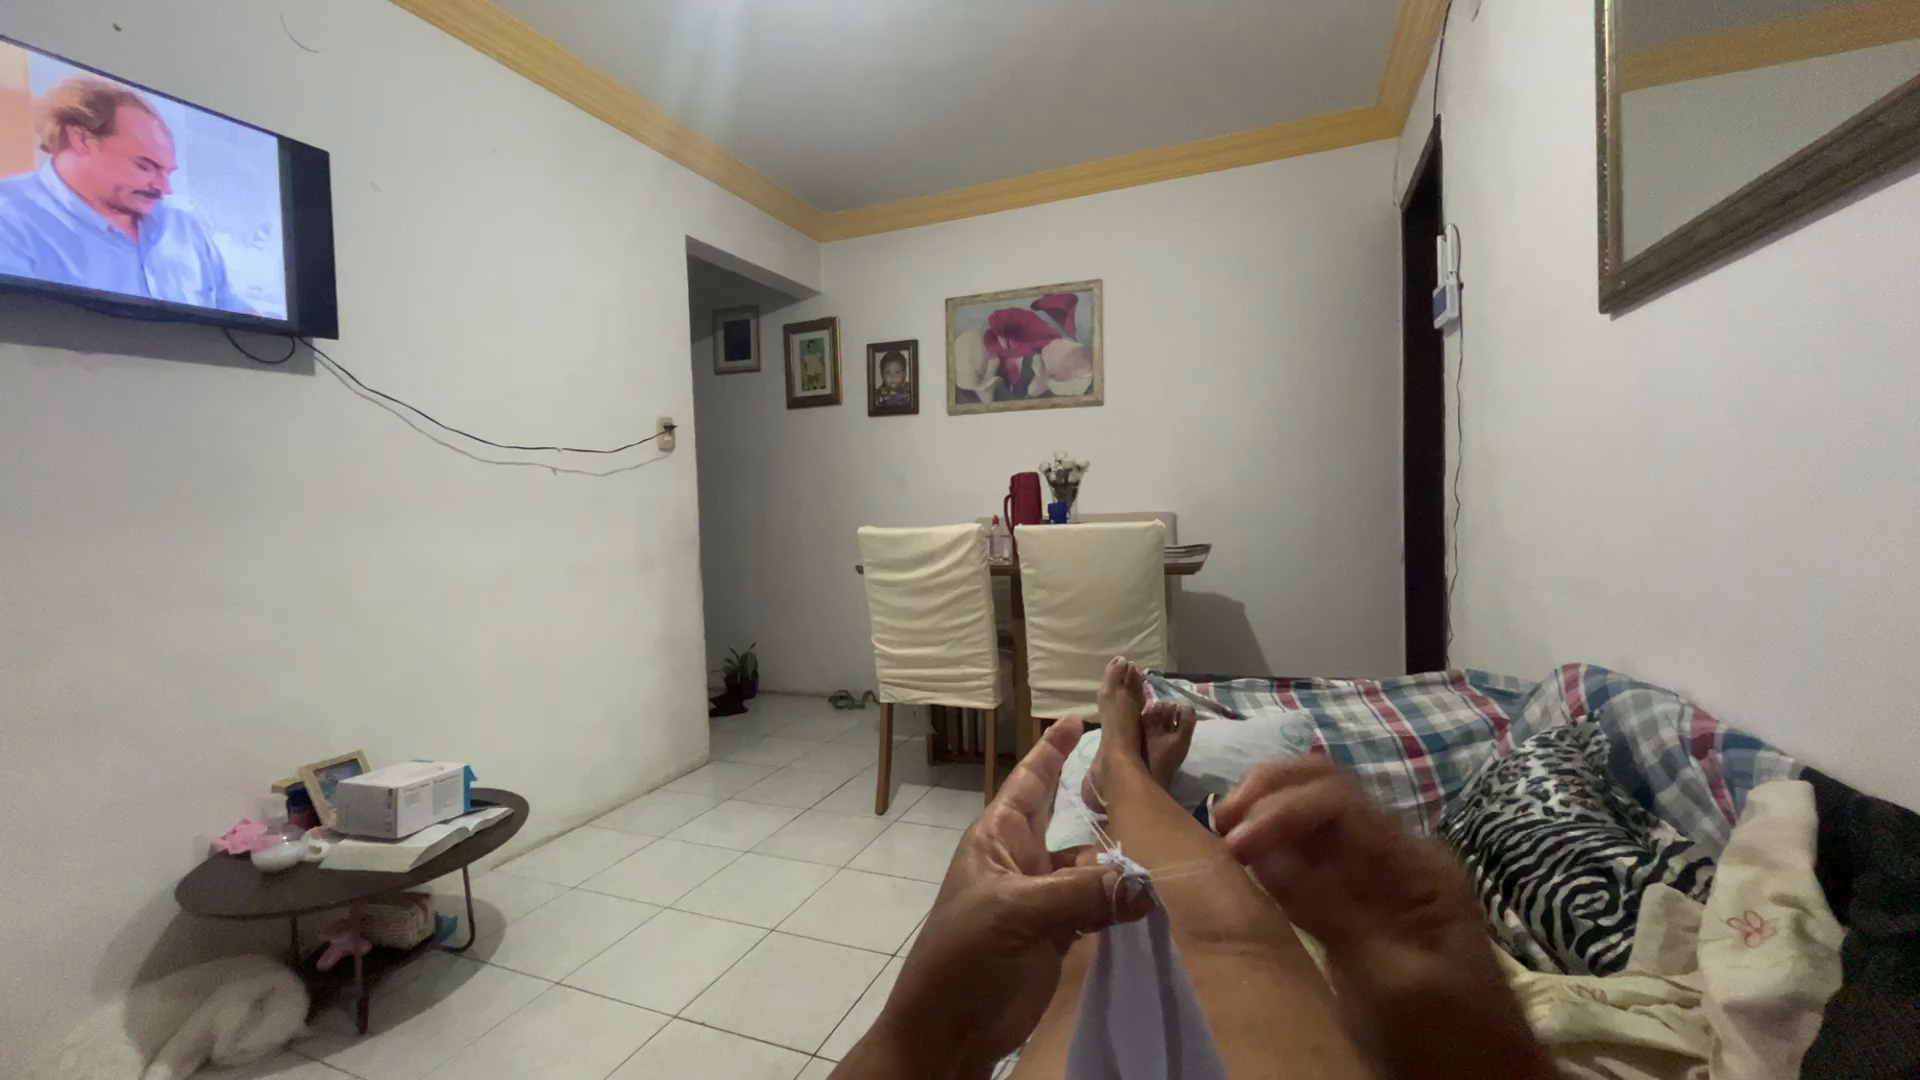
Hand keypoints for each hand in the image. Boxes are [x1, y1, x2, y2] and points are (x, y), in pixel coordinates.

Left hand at [843, 716, 1150, 1079]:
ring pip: (1089, 866)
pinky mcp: (1057, 934)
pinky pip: (1095, 905)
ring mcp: (1041, 897)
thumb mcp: (1016, 912)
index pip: (1030, 780)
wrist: (949, 1028)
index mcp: (998, 837)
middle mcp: (1022, 858)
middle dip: (1096, 799)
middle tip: (1138, 776)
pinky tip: (1149, 901)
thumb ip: (1079, 893)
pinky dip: (1119, 902)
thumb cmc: (965, 953)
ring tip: (1161, 854)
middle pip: (1066, 818)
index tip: (1077, 718)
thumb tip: (1144, 881)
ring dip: (1118, 862)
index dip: (1051, 749)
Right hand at [1212, 755, 1480, 971]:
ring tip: (1219, 831)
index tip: (1233, 843)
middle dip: (1265, 791)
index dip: (1279, 810)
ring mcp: (1370, 869)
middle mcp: (1392, 850)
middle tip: (1219, 821)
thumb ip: (1325, 907)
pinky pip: (1301, 846)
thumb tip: (1255, 849)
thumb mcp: (1389, 979)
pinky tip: (1238, 854)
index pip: (1339, 801)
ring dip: (1260, 807)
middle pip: (1322, 785)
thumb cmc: (1448, 1038)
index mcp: (1415, 862)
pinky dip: (1265, 838)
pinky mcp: (1347, 893)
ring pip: (1307, 805)